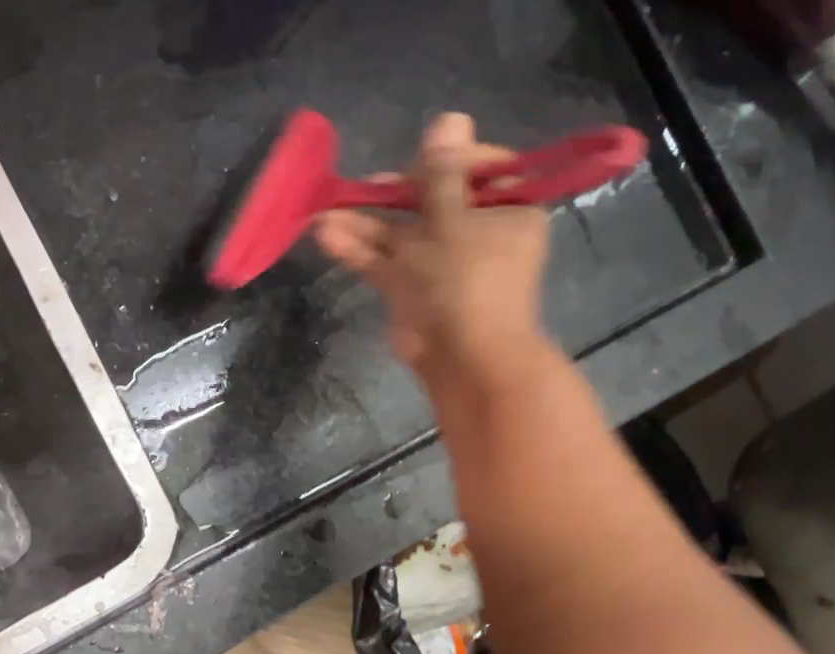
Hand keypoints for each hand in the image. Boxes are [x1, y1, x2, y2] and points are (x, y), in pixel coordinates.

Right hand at [315, 113, 552, 385]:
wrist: (462, 356)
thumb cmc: (468, 280)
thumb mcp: (450, 220)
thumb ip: (440, 174)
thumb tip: (449, 117)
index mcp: (509, 207)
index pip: (476, 167)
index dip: (440, 162)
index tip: (413, 167)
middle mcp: (478, 230)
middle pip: (430, 200)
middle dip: (390, 197)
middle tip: (361, 191)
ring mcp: (442, 261)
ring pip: (400, 233)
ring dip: (365, 225)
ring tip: (325, 215)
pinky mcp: (412, 288)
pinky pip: (386, 261)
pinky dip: (360, 250)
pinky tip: (328, 236)